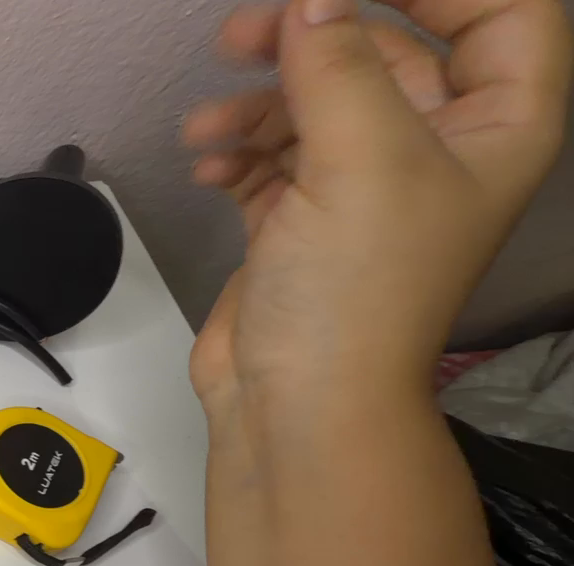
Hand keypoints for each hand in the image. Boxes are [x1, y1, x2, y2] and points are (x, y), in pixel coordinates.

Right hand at [181, 0, 570, 409]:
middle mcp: (430, 149)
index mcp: (495, 123)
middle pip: (381, 60)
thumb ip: (339, 73)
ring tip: (202, 126)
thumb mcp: (361, 164)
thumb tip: (310, 5)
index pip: (494, 13)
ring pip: (310, 115)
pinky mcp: (292, 226)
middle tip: (238, 34)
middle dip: (310, 43)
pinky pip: (267, 167)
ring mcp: (355, 190)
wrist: (294, 394)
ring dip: (254, 111)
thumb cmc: (355, 288)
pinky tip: (208, 170)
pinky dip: (235, 161)